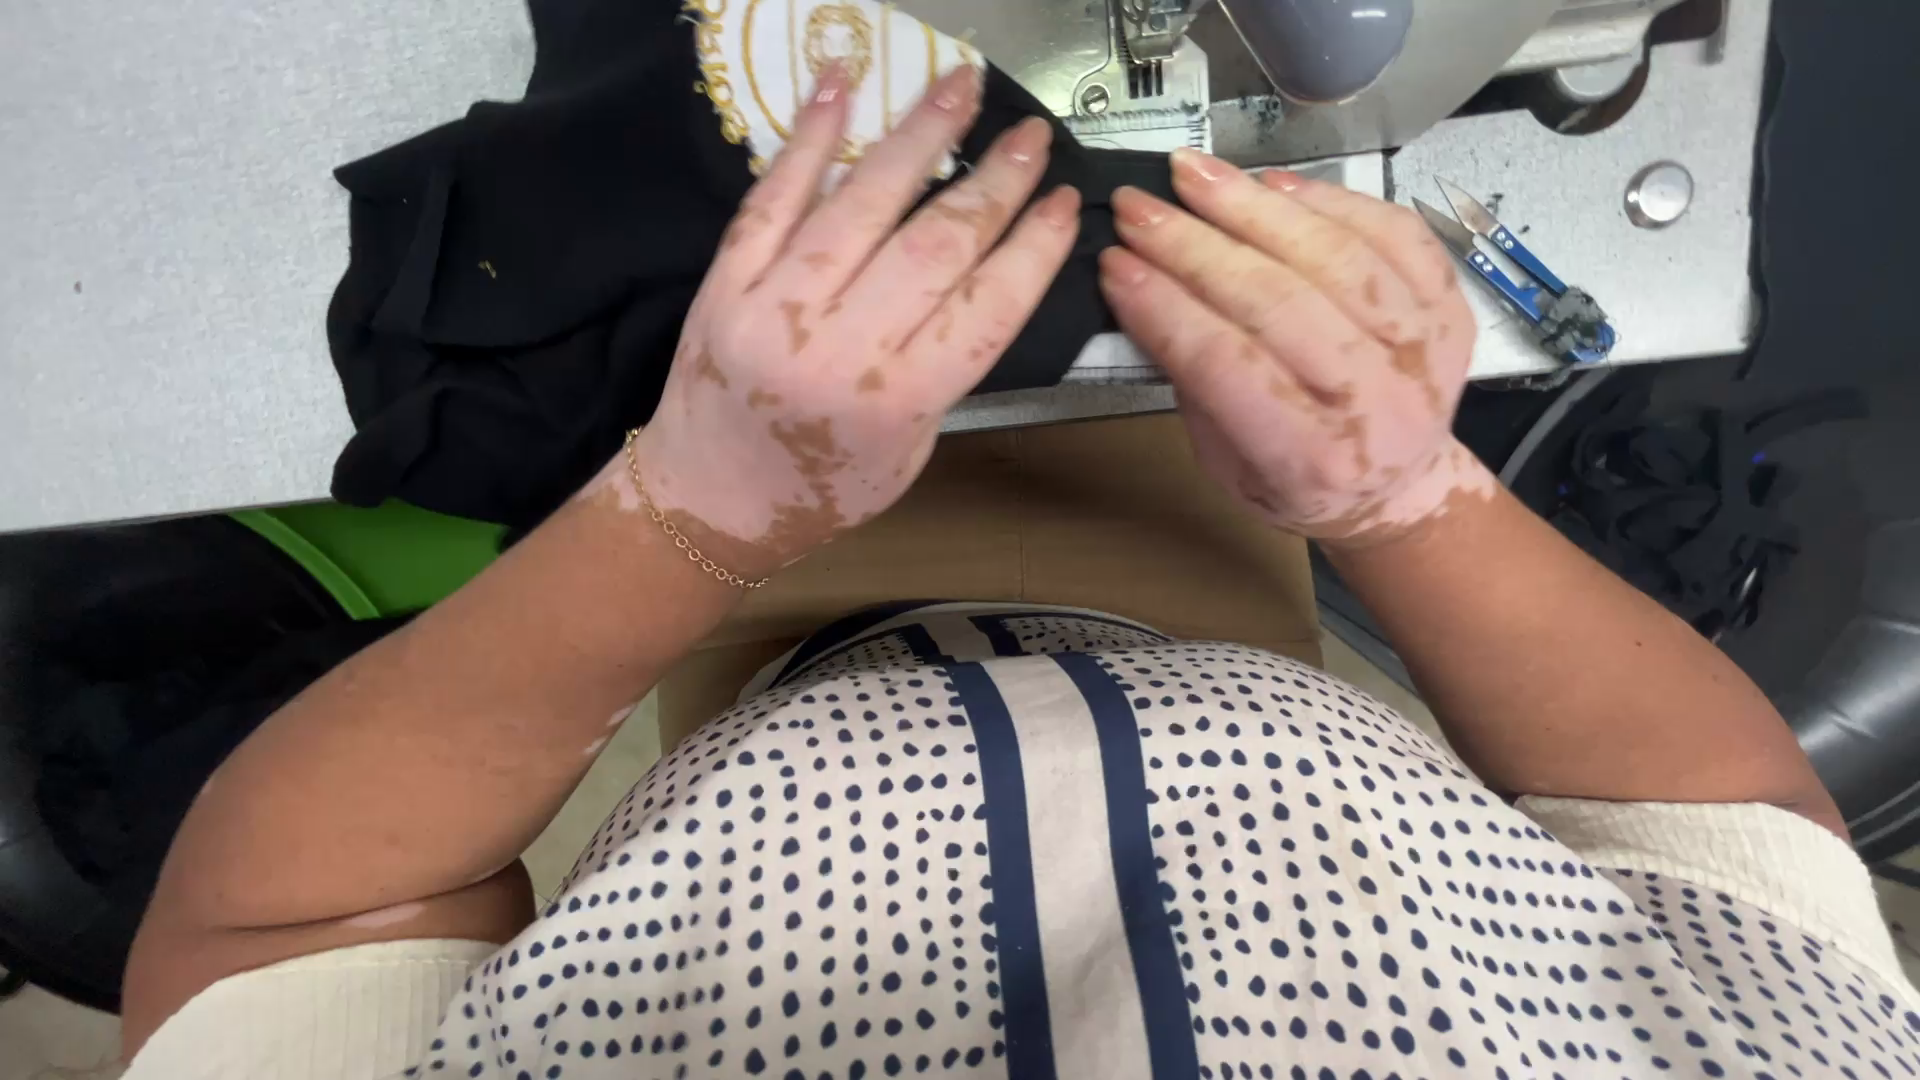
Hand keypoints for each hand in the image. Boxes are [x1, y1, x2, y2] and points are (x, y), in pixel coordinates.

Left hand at [594, 65, 1080, 576]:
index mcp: (896, 402)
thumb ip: (942, 370)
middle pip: (933, 245)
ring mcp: (774, 308)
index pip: (985, 307)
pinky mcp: (726, 282)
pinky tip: (843, 85)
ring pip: (860, 203)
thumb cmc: (825, 490)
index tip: (1064, 204)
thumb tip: (975, 280)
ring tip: (961, 83)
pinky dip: (808, 139)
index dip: (1032, 249)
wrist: (712, 499)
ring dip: (918, 136)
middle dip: (994, 183)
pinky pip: (771, 197)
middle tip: (1030, 137)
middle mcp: (838, 349)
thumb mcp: (910, 450)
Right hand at [1098, 150, 1494, 548]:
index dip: (1164, 306)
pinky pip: (1388, 229)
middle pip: (1274, 300)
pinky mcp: (1448, 304)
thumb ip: (1195, 384)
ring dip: (1250, 205)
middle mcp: (1374, 401)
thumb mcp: (1224, 462)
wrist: (1395, 487)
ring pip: (1330, 253)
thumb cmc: (1292, 485)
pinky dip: (1323, 198)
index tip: (1115, 264)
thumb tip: (1151, 291)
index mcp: (1308, 456)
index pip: (1224, 363)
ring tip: (1192, 173)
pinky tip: (1267, 181)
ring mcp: (1422, 346)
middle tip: (1137, 206)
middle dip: (1192, 245)